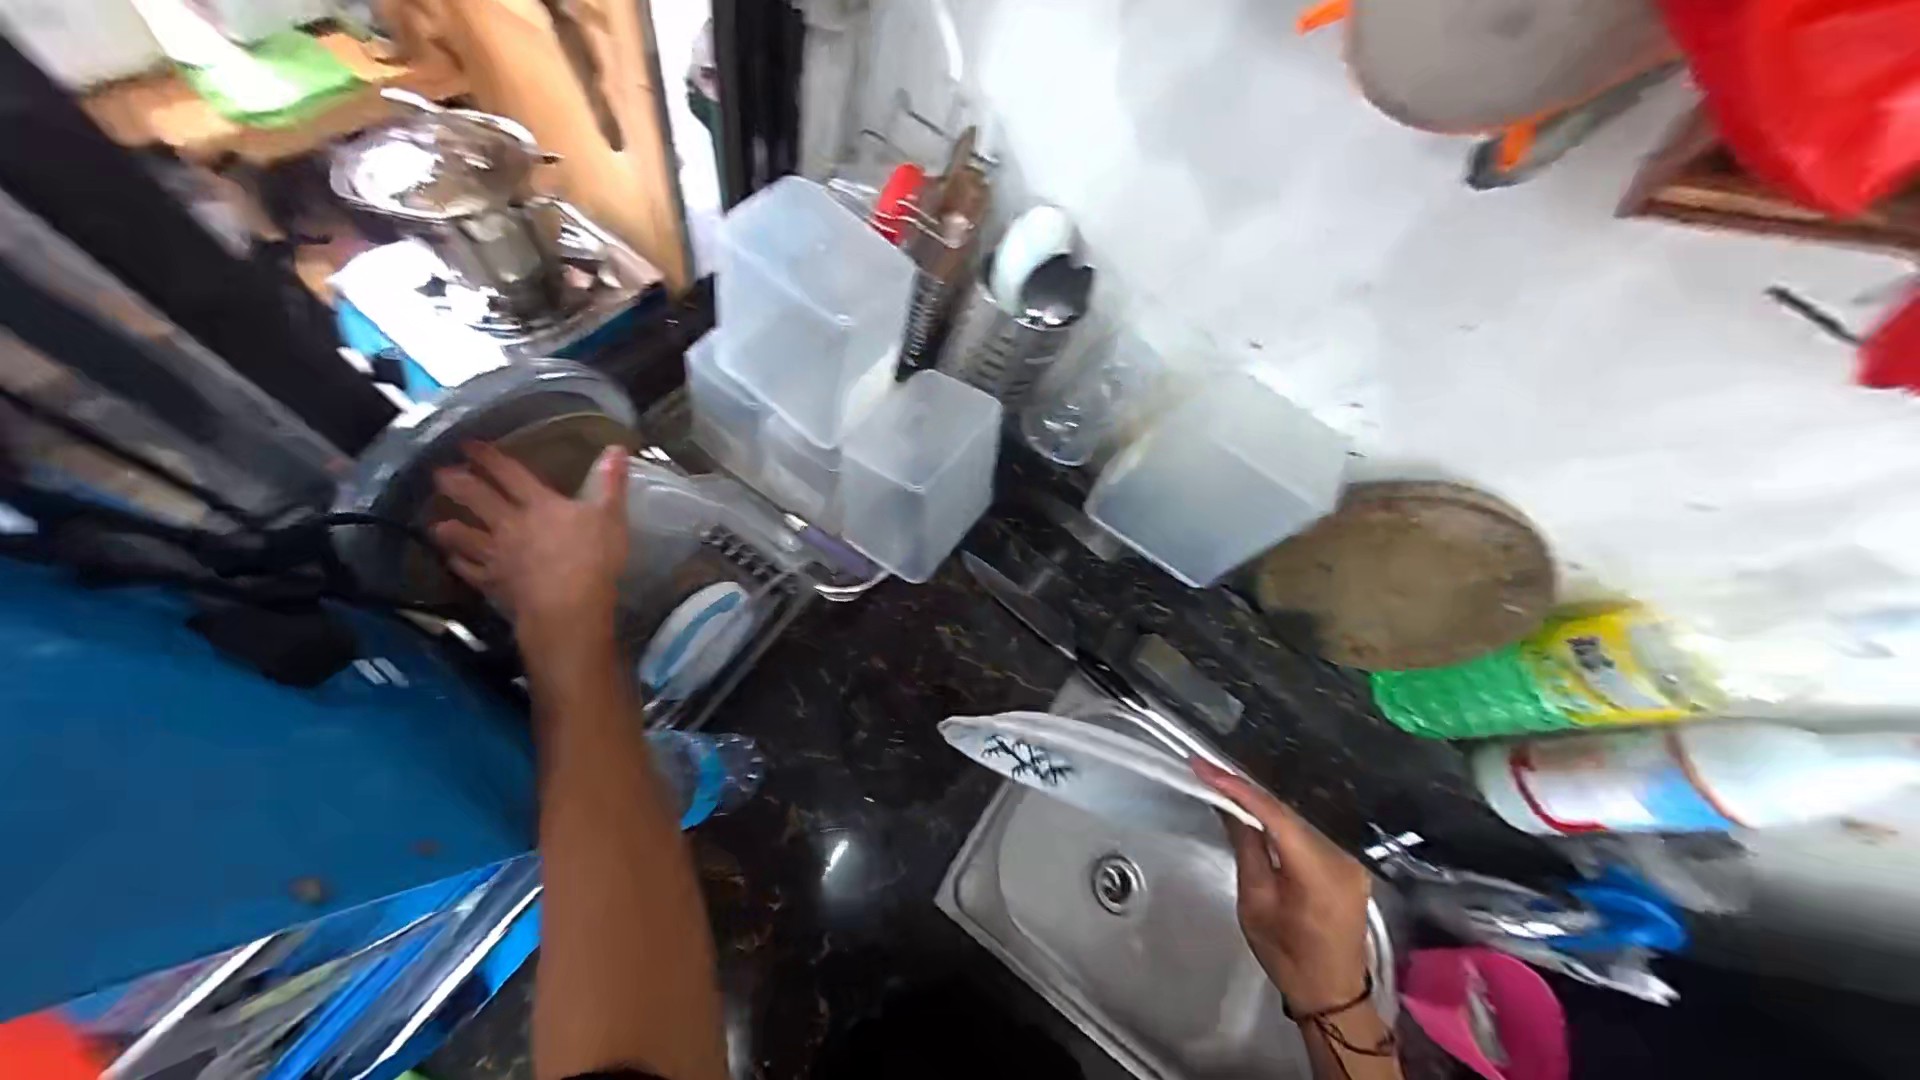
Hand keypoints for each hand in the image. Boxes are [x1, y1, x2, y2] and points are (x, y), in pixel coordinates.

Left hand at [430, 442, 629, 655]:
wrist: (568, 604)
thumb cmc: (594, 557)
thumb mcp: (611, 515)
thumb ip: (611, 482)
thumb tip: (616, 448)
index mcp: (540, 505)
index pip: (509, 474)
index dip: (489, 457)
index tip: (469, 444)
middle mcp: (510, 524)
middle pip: (477, 499)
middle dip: (456, 483)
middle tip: (440, 474)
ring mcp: (497, 554)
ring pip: (464, 535)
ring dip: (449, 526)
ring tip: (438, 522)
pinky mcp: (492, 581)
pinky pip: (469, 569)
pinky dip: (459, 562)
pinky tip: (454, 560)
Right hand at [1194, 760, 1372, 1012]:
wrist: (1332, 994)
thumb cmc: (1287, 955)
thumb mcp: (1255, 901)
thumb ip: (1246, 846)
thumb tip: (1227, 804)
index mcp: (1319, 871)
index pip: (1273, 814)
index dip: (1236, 787)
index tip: (1203, 767)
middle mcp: (1341, 855)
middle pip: (1285, 809)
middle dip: (1244, 788)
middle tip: (1207, 769)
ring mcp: (1349, 857)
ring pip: (1295, 815)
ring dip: (1259, 799)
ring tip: (1222, 781)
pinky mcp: (1347, 860)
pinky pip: (1305, 827)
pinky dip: (1276, 815)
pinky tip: (1252, 806)